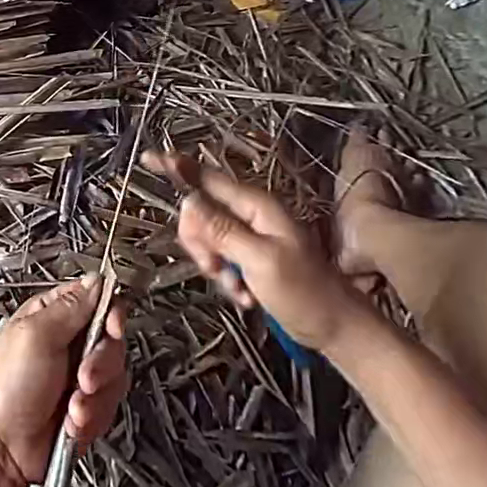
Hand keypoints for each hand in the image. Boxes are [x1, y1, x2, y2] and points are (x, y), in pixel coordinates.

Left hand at [0, 276, 128, 486]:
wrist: (5, 450)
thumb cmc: (7, 390)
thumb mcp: (37, 336)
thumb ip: (71, 307)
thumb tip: (96, 281)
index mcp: (52, 314)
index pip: (96, 298)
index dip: (110, 311)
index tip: (111, 327)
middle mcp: (67, 341)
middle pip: (112, 338)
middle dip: (101, 363)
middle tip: (82, 377)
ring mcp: (78, 373)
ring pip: (115, 373)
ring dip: (95, 396)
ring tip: (72, 405)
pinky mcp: (88, 403)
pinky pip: (111, 403)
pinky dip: (94, 415)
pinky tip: (72, 421)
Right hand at [143, 150, 373, 351]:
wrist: (336, 329)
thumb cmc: (306, 294)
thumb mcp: (260, 260)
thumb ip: (222, 230)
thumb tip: (188, 201)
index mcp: (256, 206)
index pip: (207, 178)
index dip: (177, 167)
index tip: (149, 157)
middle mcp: (251, 214)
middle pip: (200, 211)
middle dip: (199, 241)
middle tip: (215, 268)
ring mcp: (250, 234)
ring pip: (207, 236)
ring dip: (213, 264)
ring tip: (236, 287)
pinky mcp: (249, 255)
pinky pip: (219, 257)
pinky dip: (225, 277)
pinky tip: (243, 295)